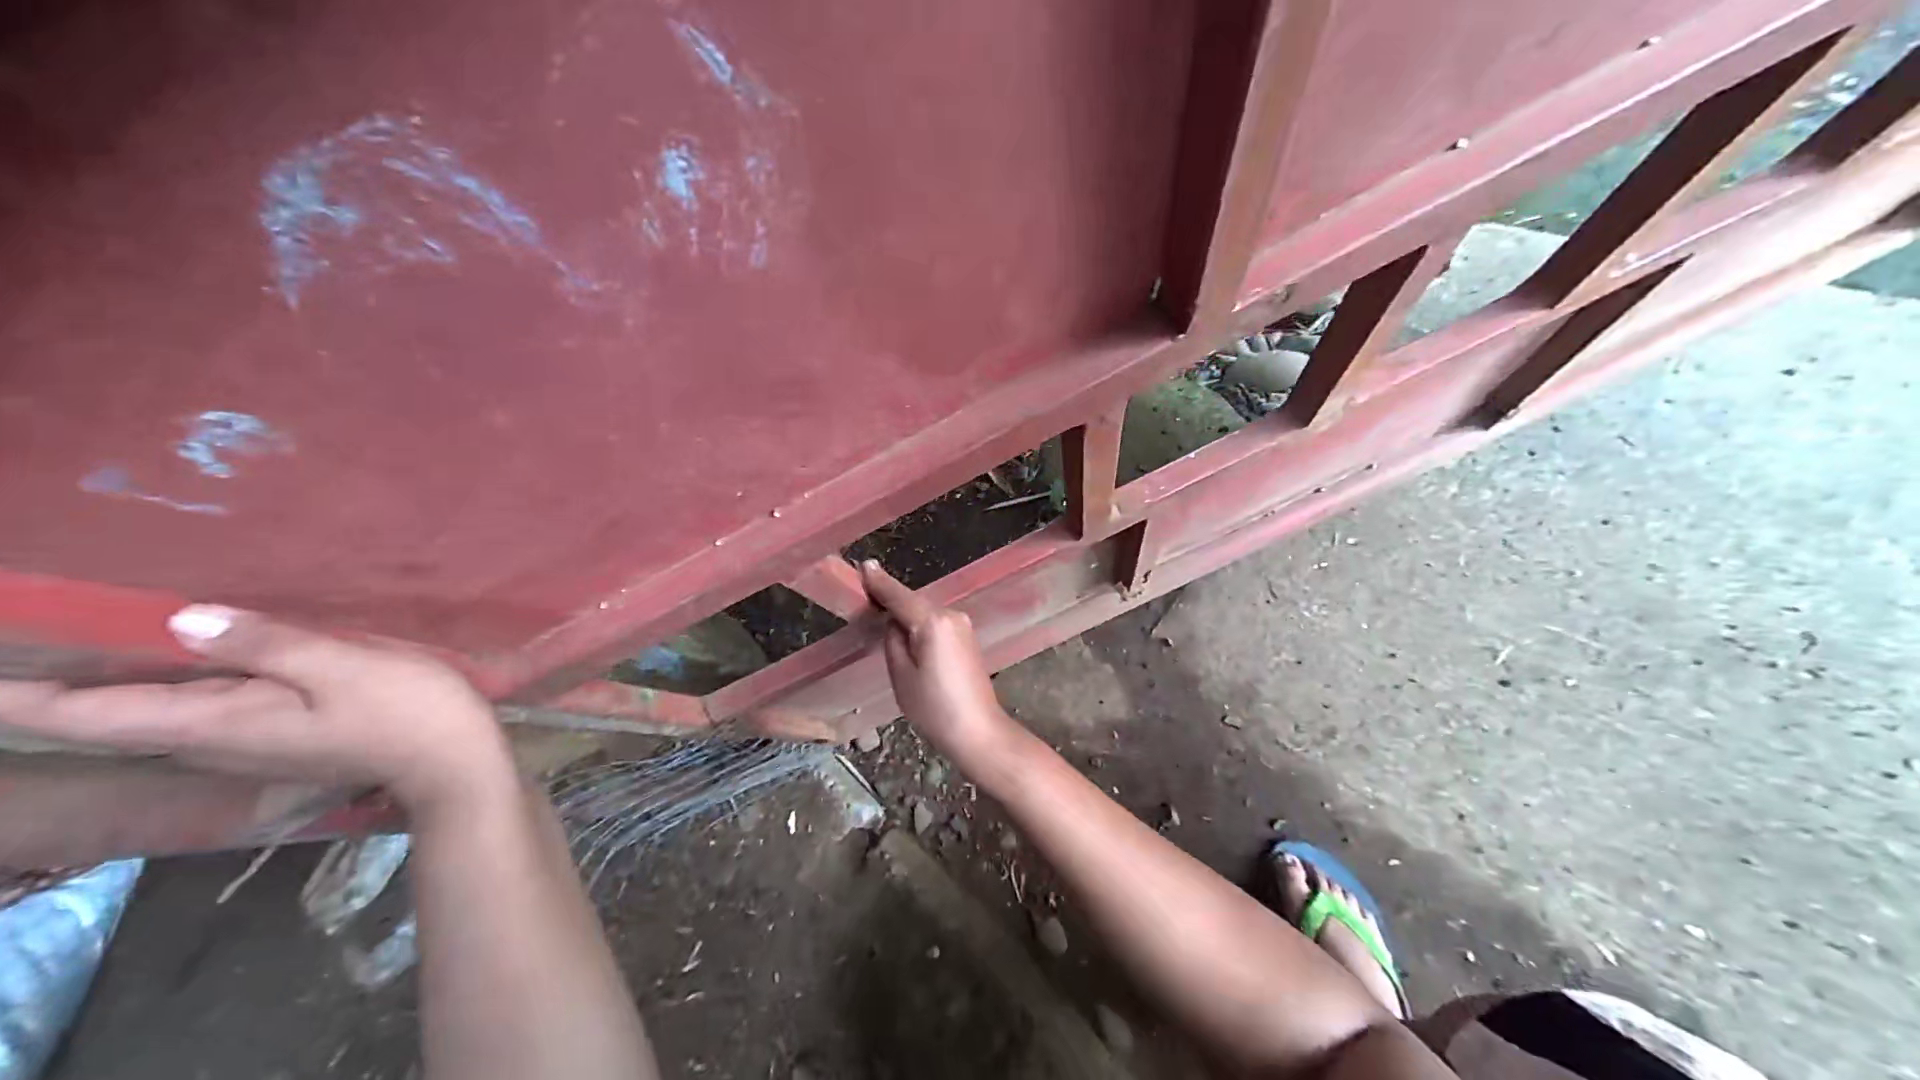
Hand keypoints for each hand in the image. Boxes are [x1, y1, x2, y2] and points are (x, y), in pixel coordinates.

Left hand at [0, 605, 515, 813]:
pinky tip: (192, 651)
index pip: (83, 713)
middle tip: (38, 629)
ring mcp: (243, 742)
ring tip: (93, 632)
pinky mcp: (274, 736)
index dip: (16, 692)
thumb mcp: (348, 667)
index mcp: (216, 722)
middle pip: (106, 713)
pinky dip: (173, 680)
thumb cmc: (408, 711)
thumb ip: (269, 644)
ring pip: (151, 709)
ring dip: (116, 675)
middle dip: (58, 677)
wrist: (454, 761)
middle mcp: (209, 739)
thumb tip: (181, 621)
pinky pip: (196, 708)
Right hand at [859, 561, 1022, 772]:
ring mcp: (963, 626)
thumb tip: (894, 621)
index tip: (863, 566)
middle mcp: (951, 615)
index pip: (899, 596)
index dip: (879, 583)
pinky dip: (922, 626)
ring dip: (907, 616)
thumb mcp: (901, 675)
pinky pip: (937, 624)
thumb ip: (893, 639)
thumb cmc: (934, 708)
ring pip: (926, 613)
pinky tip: (911, 640)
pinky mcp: (968, 638)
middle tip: (866, 603)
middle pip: (913, 602)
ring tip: (885, 627)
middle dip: (892, 602)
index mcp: (932, 622)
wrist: (978, 731)